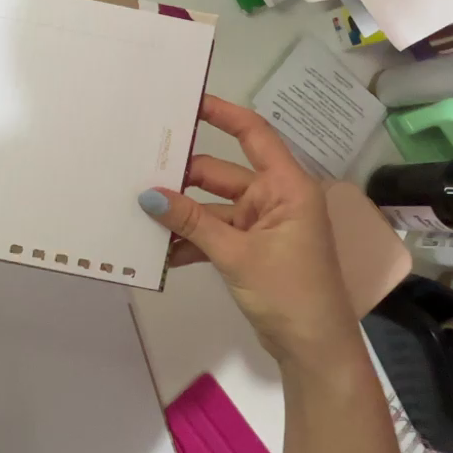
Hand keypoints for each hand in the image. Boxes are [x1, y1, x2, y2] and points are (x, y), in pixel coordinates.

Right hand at [138, 96, 361, 370]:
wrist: (314, 352)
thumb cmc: (290, 292)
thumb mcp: (235, 254)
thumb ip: (190, 221)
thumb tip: (147, 194)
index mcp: (286, 188)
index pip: (254, 135)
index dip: (223, 114)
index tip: (187, 101)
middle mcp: (273, 198)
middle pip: (219, 173)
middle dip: (181, 176)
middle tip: (137, 169)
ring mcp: (260, 225)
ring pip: (210, 206)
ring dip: (180, 214)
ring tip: (138, 213)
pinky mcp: (249, 249)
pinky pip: (212, 233)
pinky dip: (189, 240)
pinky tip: (158, 251)